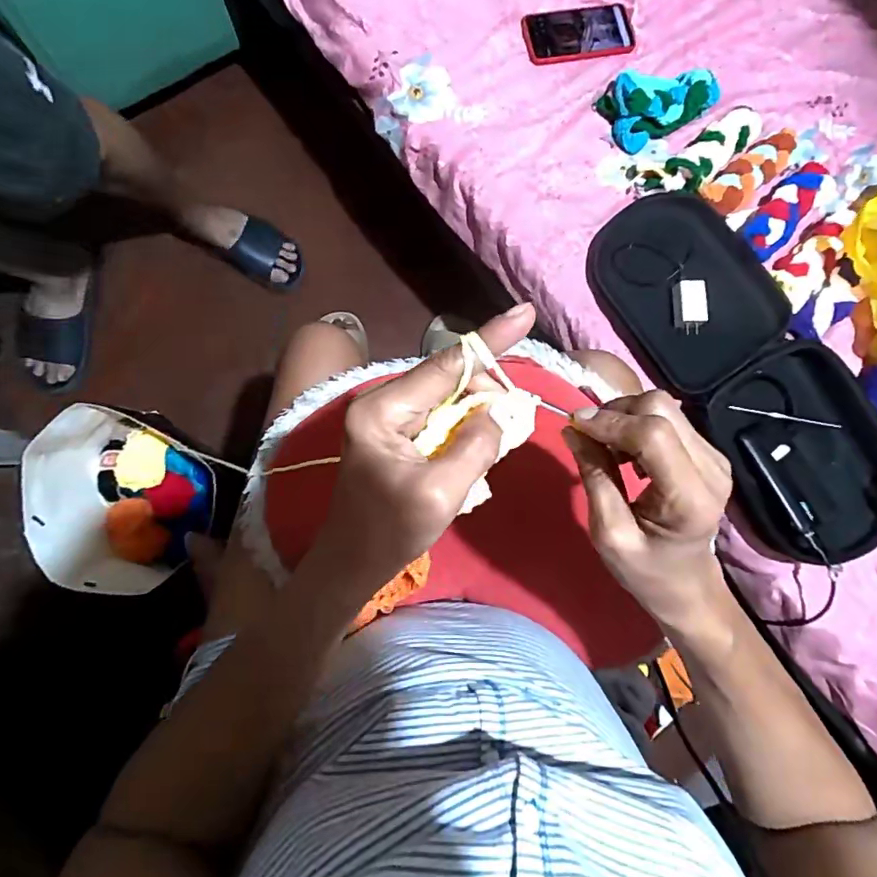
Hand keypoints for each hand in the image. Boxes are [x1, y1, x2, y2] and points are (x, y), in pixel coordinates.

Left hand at [308, 303, 537, 587]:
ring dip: (479, 407)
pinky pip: (441, 415)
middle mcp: (383, 403)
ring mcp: (388, 417)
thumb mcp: (439, 493)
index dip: (490, 338)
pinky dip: (467, 423)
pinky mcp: (397, 434)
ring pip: (448, 396)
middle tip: (517, 412)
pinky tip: (483, 435)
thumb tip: (498, 413)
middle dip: (488, 386)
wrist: (351, 564)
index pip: (447, 365)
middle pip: (449, 376)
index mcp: (383, 410)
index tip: (525, 312)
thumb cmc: (388, 532)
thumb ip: (475, 447)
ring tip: (503, 427)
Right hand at [563, 391, 734, 626]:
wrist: (687, 585)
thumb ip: (594, 477)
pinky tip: (626, 452)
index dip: (610, 422)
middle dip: (617, 413)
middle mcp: (710, 469)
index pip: (653, 435)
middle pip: (661, 408)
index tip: (574, 424)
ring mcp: (714, 457)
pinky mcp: (709, 452)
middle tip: (589, 436)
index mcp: (689, 497)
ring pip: (664, 407)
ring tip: (606, 447)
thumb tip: (573, 430)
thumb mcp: (609, 533)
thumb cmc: (646, 571)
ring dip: (626, 417)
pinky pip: (669, 419)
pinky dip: (639, 425)